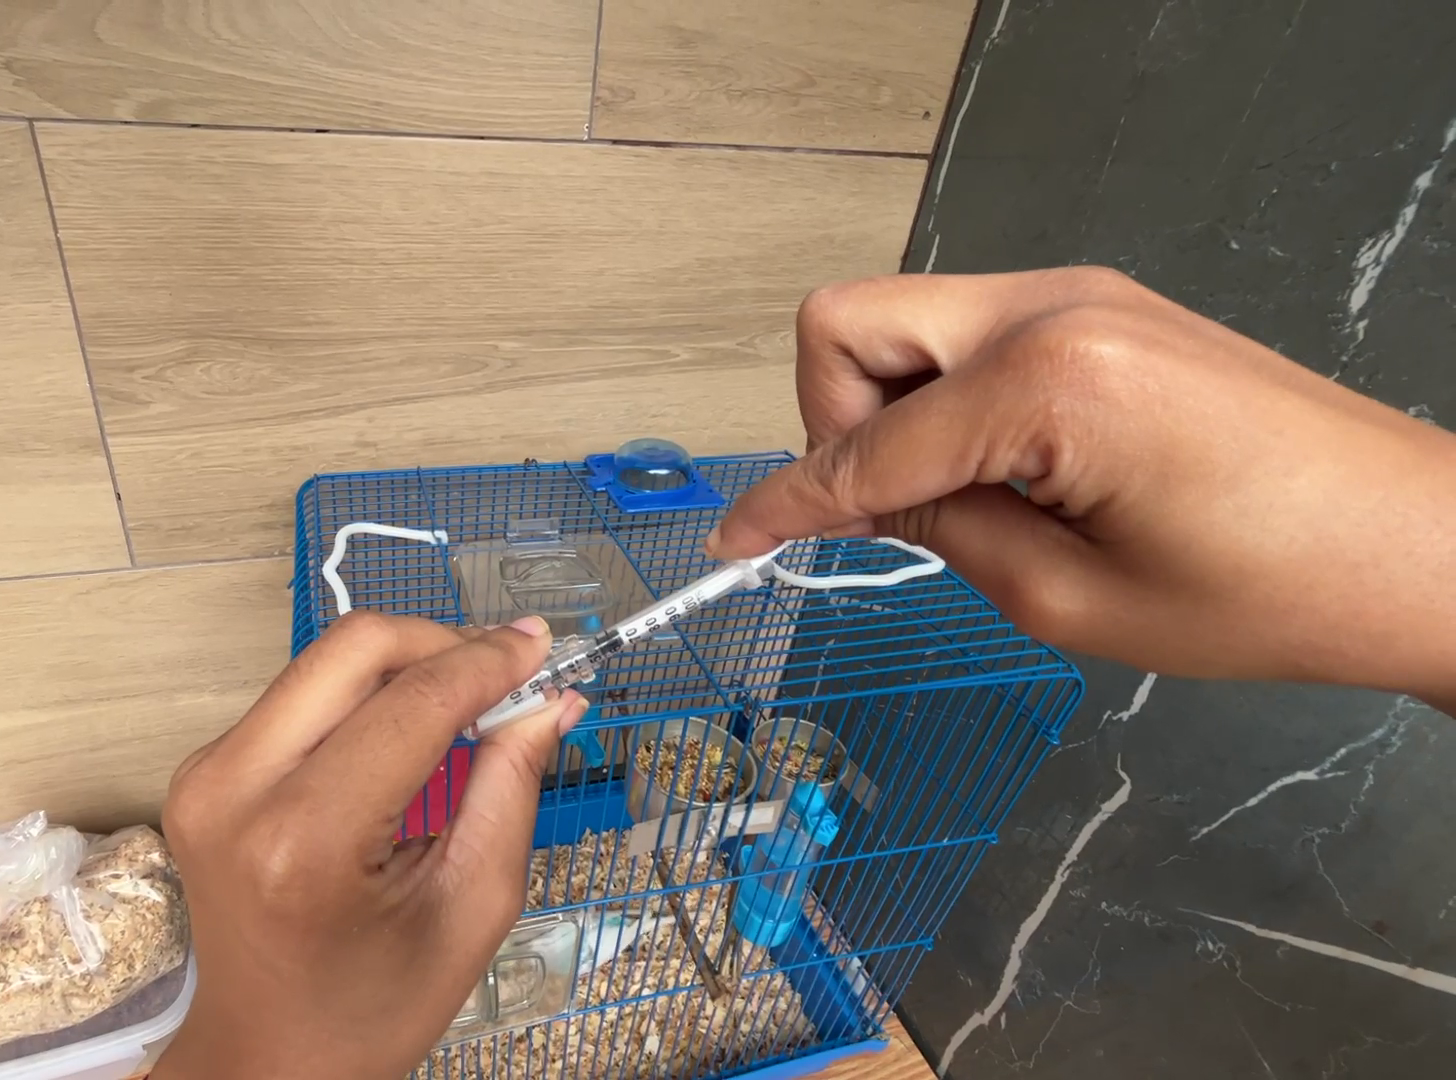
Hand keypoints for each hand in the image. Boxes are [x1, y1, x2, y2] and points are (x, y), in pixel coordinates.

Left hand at [154, 613, 585, 1079]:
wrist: (262, 1056)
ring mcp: (210, 769)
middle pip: (356, 647)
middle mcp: (238, 786)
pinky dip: (372, 687)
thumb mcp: (471, 908)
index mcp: (305, 840)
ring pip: (329, 657)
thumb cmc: (374, 1006)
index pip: (412, 704)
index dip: (487, 663)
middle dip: (443, 642)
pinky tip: (411, 722)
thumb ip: (512, 787)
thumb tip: (551, 699)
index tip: (540, 647)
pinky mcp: (208, 763)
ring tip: (467, 696)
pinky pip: (306, 688)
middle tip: (503, 671)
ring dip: (409, 660)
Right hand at [708, 267, 1455, 707]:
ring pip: (883, 318)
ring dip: (873, 405)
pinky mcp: (1079, 304)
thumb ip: (927, 528)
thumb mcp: (1054, 595)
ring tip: (938, 481)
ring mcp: (1065, 292)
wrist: (1426, 548)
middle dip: (828, 420)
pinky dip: (921, 394)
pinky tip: (972, 451)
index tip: (731, 540)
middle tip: (884, 497)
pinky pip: (941, 332)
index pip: (859, 452)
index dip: (782, 505)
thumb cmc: (1258, 595)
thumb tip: (841, 503)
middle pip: (842, 325)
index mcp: (1046, 383)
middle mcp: (1046, 306)